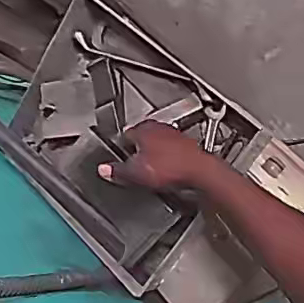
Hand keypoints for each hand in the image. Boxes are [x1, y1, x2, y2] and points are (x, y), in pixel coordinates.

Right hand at [98, 120, 225, 191]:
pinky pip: (173, 150)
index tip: (119, 154)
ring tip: (152, 166)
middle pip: (143, 136)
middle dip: (138, 148)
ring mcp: (175, 135)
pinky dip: (169, 157)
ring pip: (159, 141)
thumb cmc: (170, 167)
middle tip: (134, 161)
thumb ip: (118, 171)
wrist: (199, 171)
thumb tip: (104, 169)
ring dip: (155, 151)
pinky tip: (169, 168)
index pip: (125, 134)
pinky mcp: (188, 145)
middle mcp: (160, 129)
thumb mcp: (136, 174)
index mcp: (143, 130)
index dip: (121, 146)